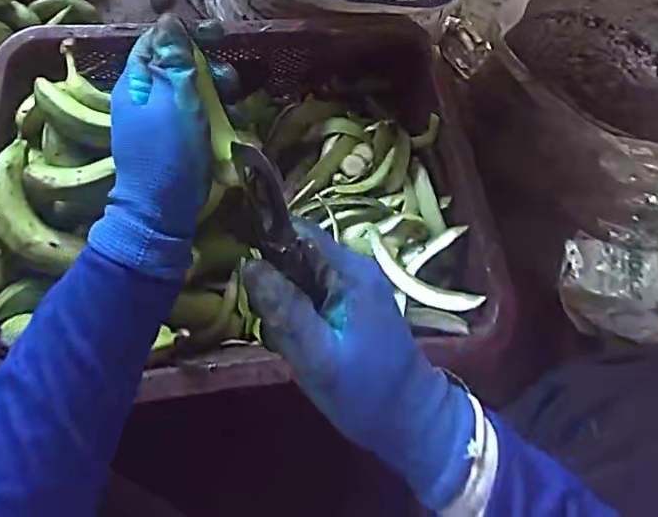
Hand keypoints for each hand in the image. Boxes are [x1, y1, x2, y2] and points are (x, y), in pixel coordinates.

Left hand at [86, 18, 209, 278]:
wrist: (161, 213)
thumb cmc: (167, 154)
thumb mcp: (176, 100)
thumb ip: (174, 60)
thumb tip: (167, 19)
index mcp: (136, 81)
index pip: (157, 41)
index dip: (186, 34)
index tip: (217, 35)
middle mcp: (146, 95)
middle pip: (180, 63)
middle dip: (210, 68)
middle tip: (228, 82)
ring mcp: (162, 117)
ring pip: (196, 88)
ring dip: (220, 93)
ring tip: (235, 109)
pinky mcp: (178, 136)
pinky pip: (200, 113)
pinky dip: (218, 115)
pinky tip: (235, 124)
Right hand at [244, 224, 475, 508]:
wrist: (414, 425)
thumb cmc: (366, 394)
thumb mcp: (318, 357)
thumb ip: (284, 310)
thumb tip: (248, 263)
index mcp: (350, 269)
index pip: (297, 231)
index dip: (266, 242)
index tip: (242, 267)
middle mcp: (354, 264)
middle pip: (298, 250)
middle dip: (274, 278)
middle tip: (265, 316)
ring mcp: (355, 281)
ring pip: (302, 271)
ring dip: (285, 296)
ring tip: (280, 332)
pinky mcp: (353, 299)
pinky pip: (314, 288)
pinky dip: (298, 307)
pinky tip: (296, 337)